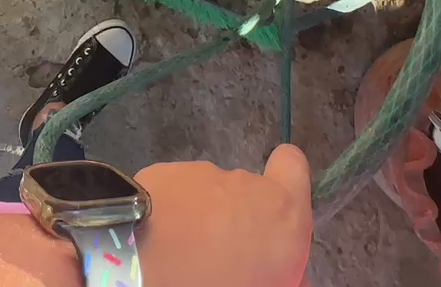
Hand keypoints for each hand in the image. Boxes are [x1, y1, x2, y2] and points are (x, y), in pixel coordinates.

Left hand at [135, 146, 312, 285]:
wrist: (146, 265)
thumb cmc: (217, 282)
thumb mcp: (268, 285)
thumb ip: (283, 278)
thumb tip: (288, 277)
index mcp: (282, 214)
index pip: (294, 166)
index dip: (288, 181)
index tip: (278, 214)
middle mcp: (244, 184)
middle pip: (248, 193)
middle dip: (240, 221)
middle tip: (226, 261)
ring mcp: (200, 173)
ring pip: (211, 195)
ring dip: (206, 220)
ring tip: (188, 257)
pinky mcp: (164, 172)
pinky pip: (178, 194)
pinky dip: (175, 213)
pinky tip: (163, 243)